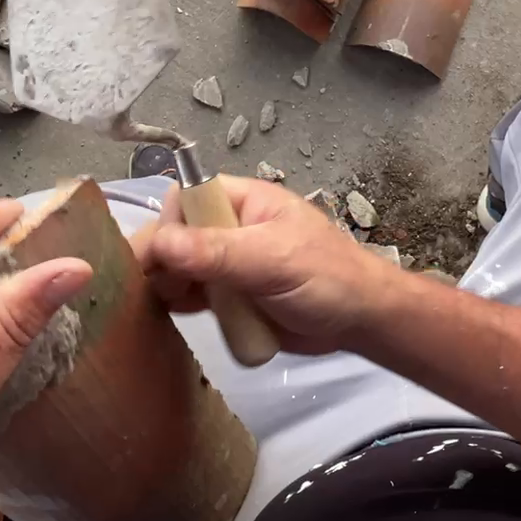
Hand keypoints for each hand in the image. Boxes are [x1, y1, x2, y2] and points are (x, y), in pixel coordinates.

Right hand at [138, 177, 395, 355]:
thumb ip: (218, 252)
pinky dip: (179, 304)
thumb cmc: (327, 278)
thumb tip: (160, 242)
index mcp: (244, 202)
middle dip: (162, 260)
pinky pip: (191, 294)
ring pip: (178, 266)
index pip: (187, 199)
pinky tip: (172, 317)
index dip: (168, 225)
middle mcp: (229, 227)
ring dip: (167, 285)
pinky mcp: (229, 296)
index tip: (158, 260)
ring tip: (166, 307)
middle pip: (176, 234)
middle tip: (159, 292)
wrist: (361, 321)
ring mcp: (228, 263)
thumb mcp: (274, 260)